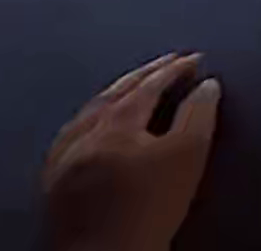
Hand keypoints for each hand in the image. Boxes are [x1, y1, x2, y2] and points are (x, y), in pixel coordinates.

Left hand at [42, 53, 220, 250]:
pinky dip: (93, 116)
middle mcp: (78, 142)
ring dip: (114, 93)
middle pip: (110, 98)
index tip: (199, 57)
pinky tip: (99, 119)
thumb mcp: (189, 151)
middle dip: (142, 75)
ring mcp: (59, 166)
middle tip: (171, 59)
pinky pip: (71, 135)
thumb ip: (199, 111)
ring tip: (137, 82)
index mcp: (111, 131)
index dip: (174, 69)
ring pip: (85, 116)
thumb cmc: (153, 203)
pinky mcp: (53, 186)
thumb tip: (206, 84)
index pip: (145, 88)